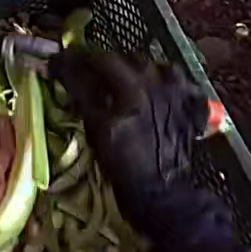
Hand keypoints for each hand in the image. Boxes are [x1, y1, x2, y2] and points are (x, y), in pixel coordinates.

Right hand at [51, 50, 208, 227]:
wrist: (162, 194)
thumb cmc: (123, 165)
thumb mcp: (96, 128)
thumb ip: (83, 93)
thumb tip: (64, 68)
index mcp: (131, 88)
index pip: (98, 59)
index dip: (76, 59)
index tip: (60, 63)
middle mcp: (157, 82)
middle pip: (125, 57)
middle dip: (103, 62)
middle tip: (87, 73)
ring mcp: (177, 91)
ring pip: (150, 64)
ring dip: (132, 68)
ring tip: (120, 82)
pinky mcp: (190, 104)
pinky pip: (175, 81)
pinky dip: (162, 81)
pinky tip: (153, 90)